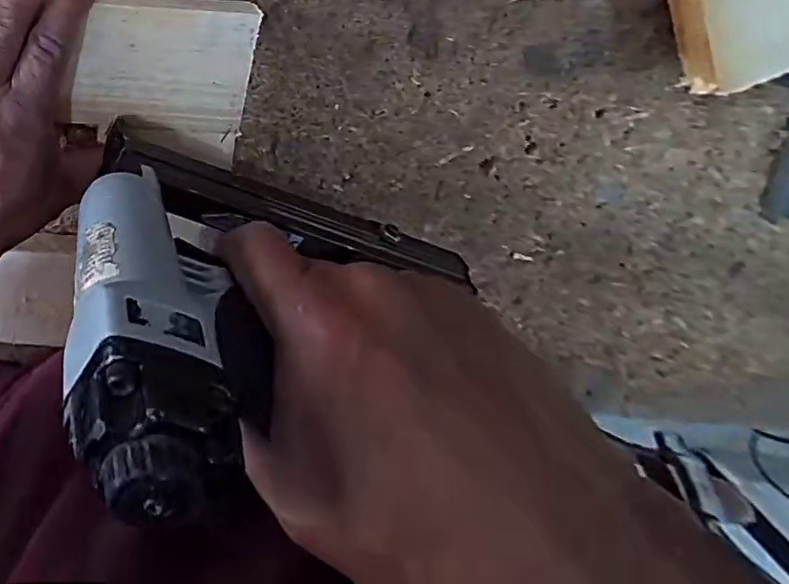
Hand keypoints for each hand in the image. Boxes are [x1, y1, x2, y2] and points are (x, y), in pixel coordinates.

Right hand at [220, 223, 746, 583]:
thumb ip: (253, 427)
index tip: (229, 272)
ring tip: (385, 399)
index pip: (253, 242)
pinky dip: (405, 336)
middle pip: (310, 278)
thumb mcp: (300, 496)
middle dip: (301, 318)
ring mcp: (427, 291)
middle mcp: (371, 289)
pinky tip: (432, 397)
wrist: (559, 545)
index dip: (231, 252)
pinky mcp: (473, 306)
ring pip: (362, 293)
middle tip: (319, 381)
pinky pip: (412, 305)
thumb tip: (249, 397)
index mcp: (320, 322)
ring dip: (357, 329)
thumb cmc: (424, 527)